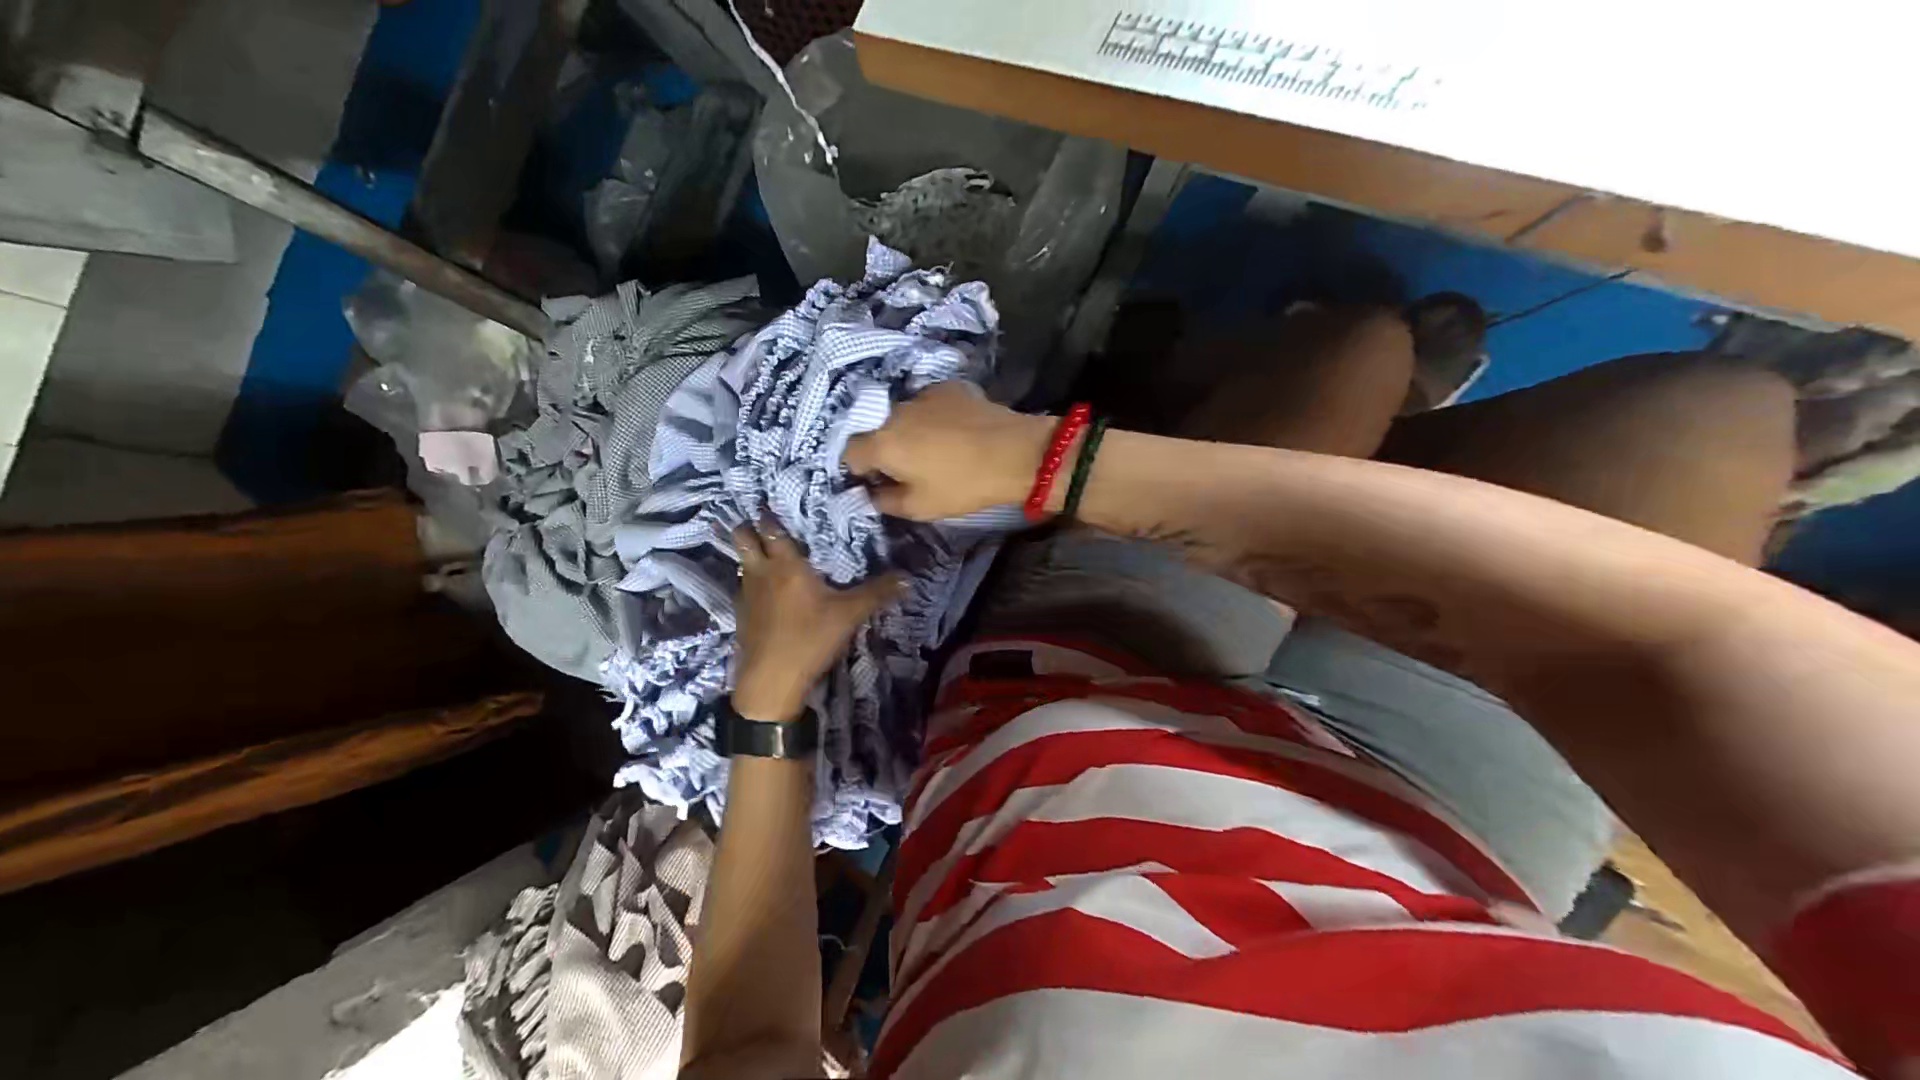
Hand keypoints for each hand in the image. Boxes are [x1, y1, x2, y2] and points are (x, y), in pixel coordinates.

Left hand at [731, 521, 901, 721]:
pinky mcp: (740, 615)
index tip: (776, 504)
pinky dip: (752, 583)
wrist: (771, 681)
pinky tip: (767, 593)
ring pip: (741, 562)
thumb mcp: (849, 615)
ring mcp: (745, 594)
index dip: (770, 515)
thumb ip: (877, 593)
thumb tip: (908, 577)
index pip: (771, 528)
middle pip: (743, 537)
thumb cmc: (810, 639)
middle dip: (749, 528)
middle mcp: (760, 572)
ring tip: (768, 554)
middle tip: (765, 525)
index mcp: (786, 564)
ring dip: (750, 555)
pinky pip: (743, 588)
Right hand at [843, 383, 1054, 520]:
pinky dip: (933, 417)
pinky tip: (954, 431)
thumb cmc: (963, 485)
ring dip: (909, 431)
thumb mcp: (920, 507)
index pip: (850, 453)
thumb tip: (873, 493)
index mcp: (882, 442)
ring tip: (935, 449)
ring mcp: (923, 395)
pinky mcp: (949, 387)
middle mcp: (895, 412)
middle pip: (876, 431)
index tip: (879, 481)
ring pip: (903, 415)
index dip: (860, 470)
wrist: (1015, 453)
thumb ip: (886, 501)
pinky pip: (929, 404)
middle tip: (908, 468)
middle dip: (885, 449)